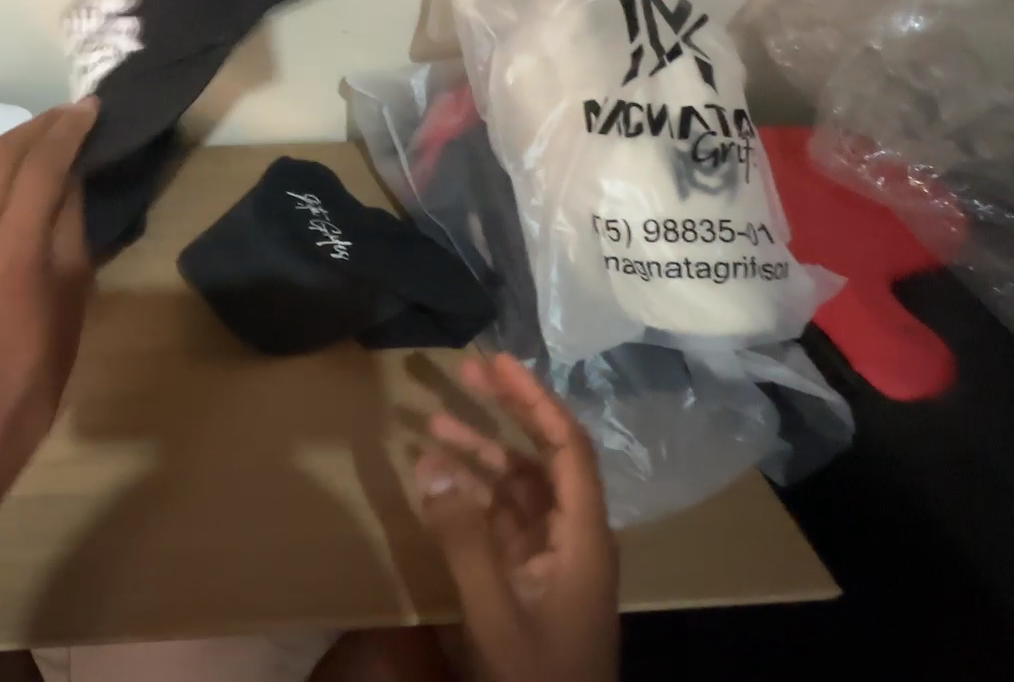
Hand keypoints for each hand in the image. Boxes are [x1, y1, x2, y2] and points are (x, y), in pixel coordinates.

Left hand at [0, 99, 98, 439]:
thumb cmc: (51, 339)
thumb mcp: (76, 273)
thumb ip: (68, 212)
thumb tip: (71, 165)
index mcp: (12, 248)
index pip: (38, 169)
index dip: (66, 133)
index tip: (91, 107)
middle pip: (1, 156)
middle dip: (39, 127)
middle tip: (73, 112)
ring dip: (13, 137)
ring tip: (48, 127)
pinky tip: (16, 155)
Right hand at [414, 353, 619, 681]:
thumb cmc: (536, 675)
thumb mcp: (496, 609)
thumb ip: (464, 536)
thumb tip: (430, 461)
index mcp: (583, 537)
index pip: (567, 449)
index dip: (536, 400)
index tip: (500, 363)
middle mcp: (572, 532)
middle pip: (544, 453)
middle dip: (508, 407)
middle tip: (465, 369)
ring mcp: (549, 551)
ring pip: (517, 480)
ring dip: (479, 447)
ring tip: (431, 419)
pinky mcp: (527, 568)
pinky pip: (499, 511)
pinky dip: (469, 487)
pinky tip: (437, 475)